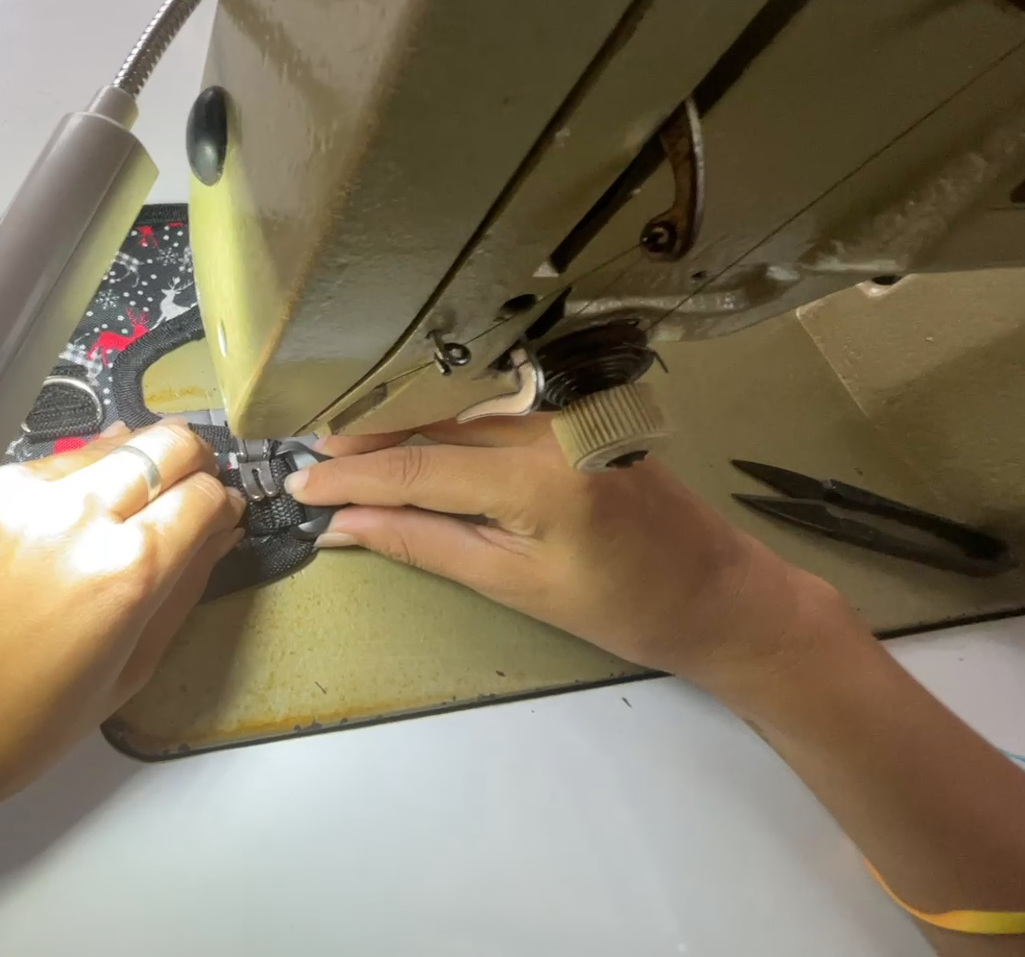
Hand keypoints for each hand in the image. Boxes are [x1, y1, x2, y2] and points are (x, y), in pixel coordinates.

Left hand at [0, 422, 244, 835]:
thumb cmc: (25, 724)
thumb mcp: (130, 669)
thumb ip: (184, 585)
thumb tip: (219, 527)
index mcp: (125, 570)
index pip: (203, 495)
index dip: (221, 502)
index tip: (220, 513)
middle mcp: (76, 512)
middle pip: (164, 441)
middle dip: (190, 462)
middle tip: (185, 494)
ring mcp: (20, 488)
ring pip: (109, 442)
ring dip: (132, 467)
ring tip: (122, 508)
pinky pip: (53, 464)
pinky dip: (76, 481)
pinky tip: (65, 520)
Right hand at [288, 414, 853, 686]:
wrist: (725, 595)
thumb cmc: (624, 609)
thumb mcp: (513, 585)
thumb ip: (422, 543)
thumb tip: (343, 526)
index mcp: (538, 478)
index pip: (415, 470)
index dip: (350, 478)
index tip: (300, 486)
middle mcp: (547, 428)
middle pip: (427, 427)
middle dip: (360, 442)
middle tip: (306, 457)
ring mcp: (561, 414)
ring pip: (451, 416)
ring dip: (391, 432)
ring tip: (338, 451)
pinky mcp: (567, 415)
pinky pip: (481, 418)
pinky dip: (432, 431)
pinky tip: (402, 442)